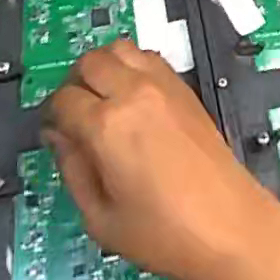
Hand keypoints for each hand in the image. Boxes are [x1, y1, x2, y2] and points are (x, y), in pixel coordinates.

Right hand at [41, 41, 279, 279]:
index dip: (52, 115)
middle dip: (73, 83)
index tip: (54, 130)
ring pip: (119, 47)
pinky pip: (147, 54)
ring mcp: (161, 84)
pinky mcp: (182, 85)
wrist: (227, 224)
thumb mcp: (100, 217)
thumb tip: (57, 136)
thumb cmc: (164, 231)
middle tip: (73, 110)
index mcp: (107, 126)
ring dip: (102, 64)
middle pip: (88, 62)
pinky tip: (130, 91)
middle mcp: (133, 93)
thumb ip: (71, 168)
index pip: (63, 99)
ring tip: (100, 94)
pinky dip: (131, 63)